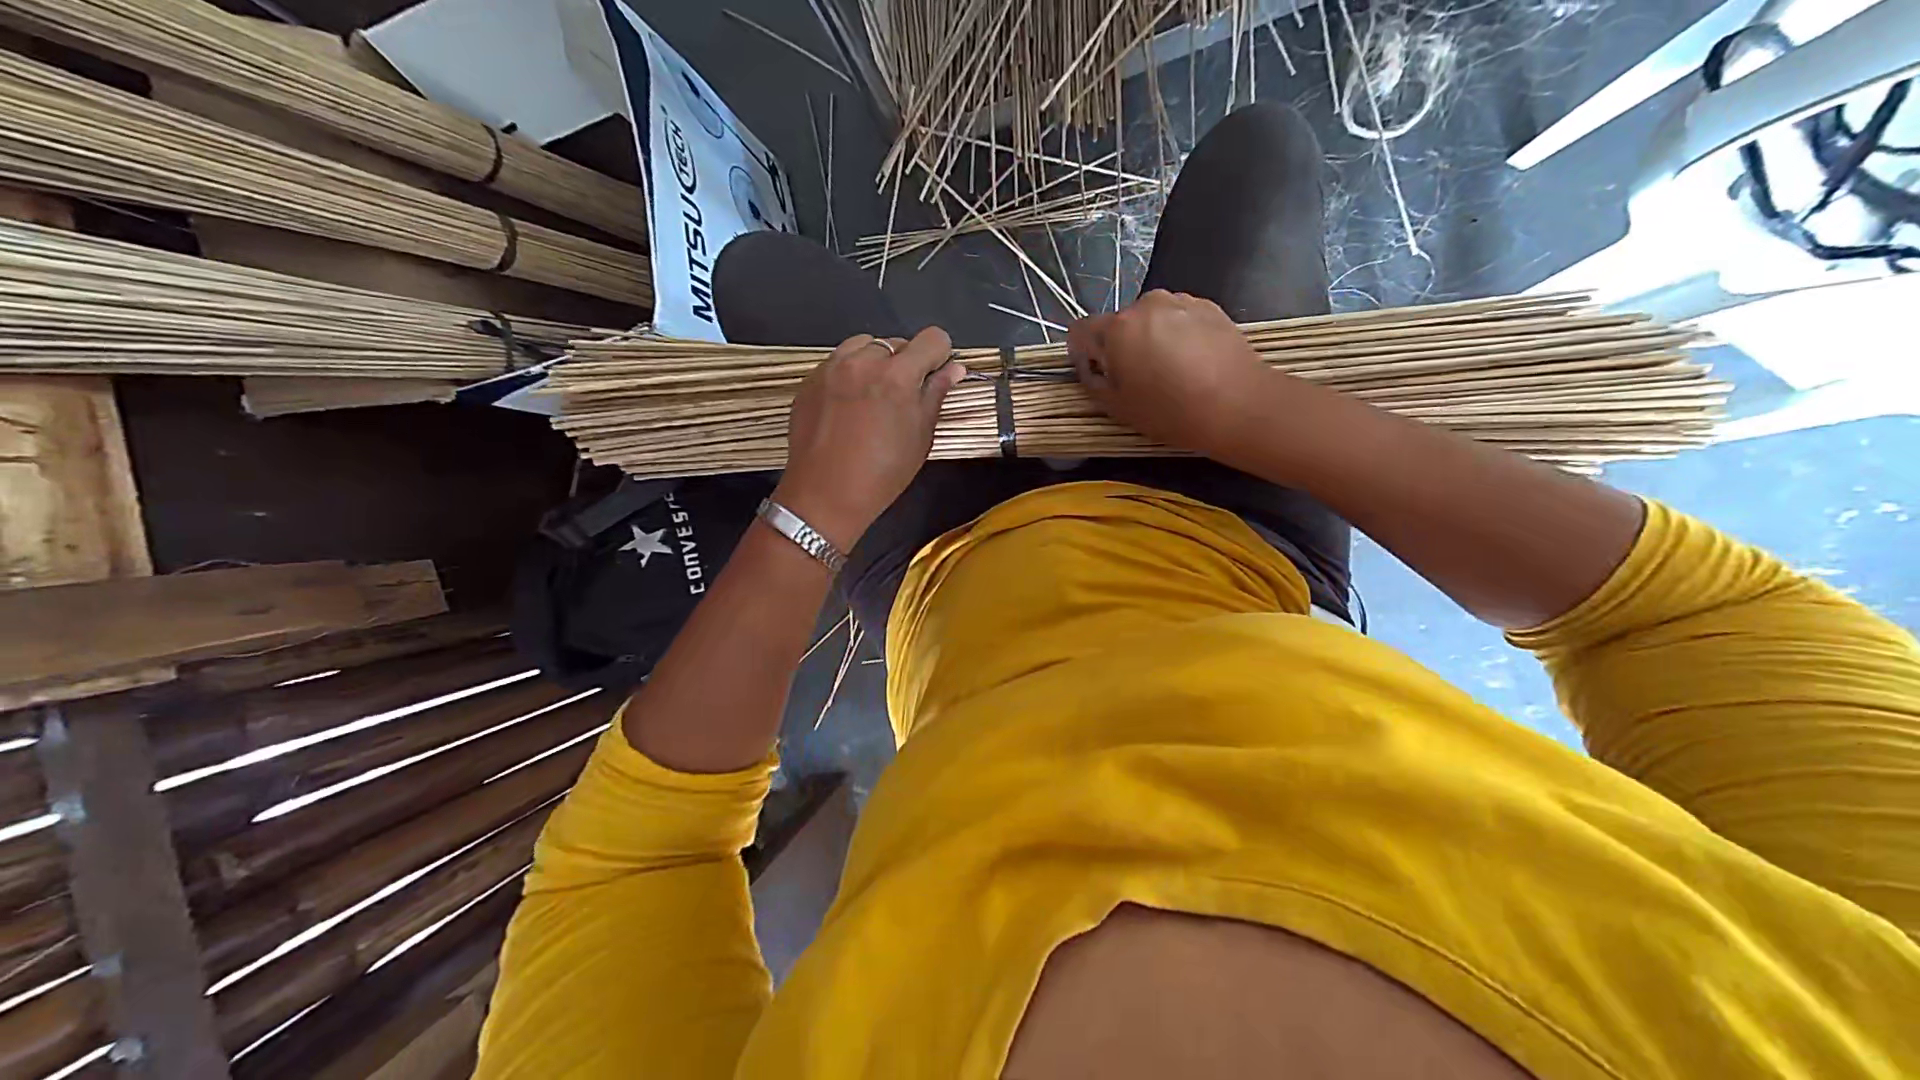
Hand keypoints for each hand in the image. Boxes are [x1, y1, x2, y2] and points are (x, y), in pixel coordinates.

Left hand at [775, 327, 965, 550]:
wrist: (825, 495)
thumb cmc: (882, 474)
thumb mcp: (920, 437)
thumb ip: (936, 394)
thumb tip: (954, 368)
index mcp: (898, 375)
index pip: (932, 338)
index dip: (939, 356)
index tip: (934, 377)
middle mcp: (864, 361)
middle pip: (897, 342)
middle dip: (906, 363)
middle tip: (901, 399)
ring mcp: (832, 368)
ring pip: (865, 345)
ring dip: (876, 362)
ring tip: (873, 397)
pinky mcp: (810, 380)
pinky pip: (838, 362)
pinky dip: (850, 373)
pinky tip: (849, 406)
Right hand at [1067, 290, 1275, 460]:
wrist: (1238, 404)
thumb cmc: (1170, 411)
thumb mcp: (1118, 407)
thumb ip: (1092, 382)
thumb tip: (1090, 367)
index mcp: (1117, 328)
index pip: (1080, 330)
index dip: (1082, 353)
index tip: (1097, 373)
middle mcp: (1146, 305)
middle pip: (1118, 323)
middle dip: (1120, 345)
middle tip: (1138, 378)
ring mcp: (1180, 301)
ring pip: (1150, 319)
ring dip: (1150, 338)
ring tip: (1169, 370)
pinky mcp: (1208, 306)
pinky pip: (1178, 318)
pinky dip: (1177, 335)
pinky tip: (1192, 362)